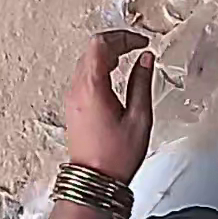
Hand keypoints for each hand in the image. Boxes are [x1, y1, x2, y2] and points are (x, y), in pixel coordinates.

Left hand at [63, 31, 154, 181]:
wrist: (93, 181)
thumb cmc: (115, 156)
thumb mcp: (139, 118)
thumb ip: (141, 83)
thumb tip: (145, 59)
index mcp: (92, 87)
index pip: (101, 44)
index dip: (122, 37)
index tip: (141, 41)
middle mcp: (77, 89)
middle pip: (92, 49)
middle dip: (116, 42)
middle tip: (137, 46)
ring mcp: (72, 97)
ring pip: (86, 61)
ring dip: (107, 54)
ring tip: (128, 58)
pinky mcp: (73, 106)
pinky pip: (84, 76)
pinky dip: (99, 67)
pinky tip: (114, 75)